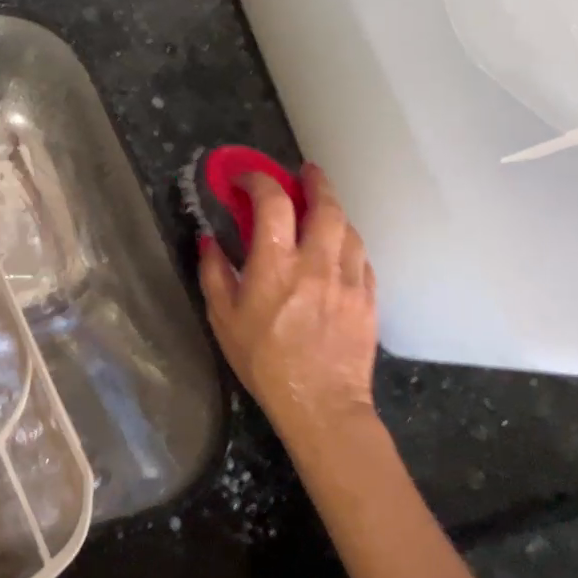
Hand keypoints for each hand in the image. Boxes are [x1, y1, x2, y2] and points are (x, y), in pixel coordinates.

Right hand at [198, 164, 377, 437]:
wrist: (320, 405)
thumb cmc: (262, 359)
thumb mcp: (222, 316)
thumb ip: (214, 272)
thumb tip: (209, 239)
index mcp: (276, 265)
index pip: (272, 203)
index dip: (259, 180)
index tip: (247, 178)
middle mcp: (317, 264)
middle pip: (325, 207)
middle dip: (315, 182)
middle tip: (304, 172)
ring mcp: (349, 281)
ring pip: (349, 230)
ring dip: (334, 212)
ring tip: (321, 208)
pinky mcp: (369, 300)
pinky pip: (363, 259)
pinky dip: (349, 243)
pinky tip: (339, 248)